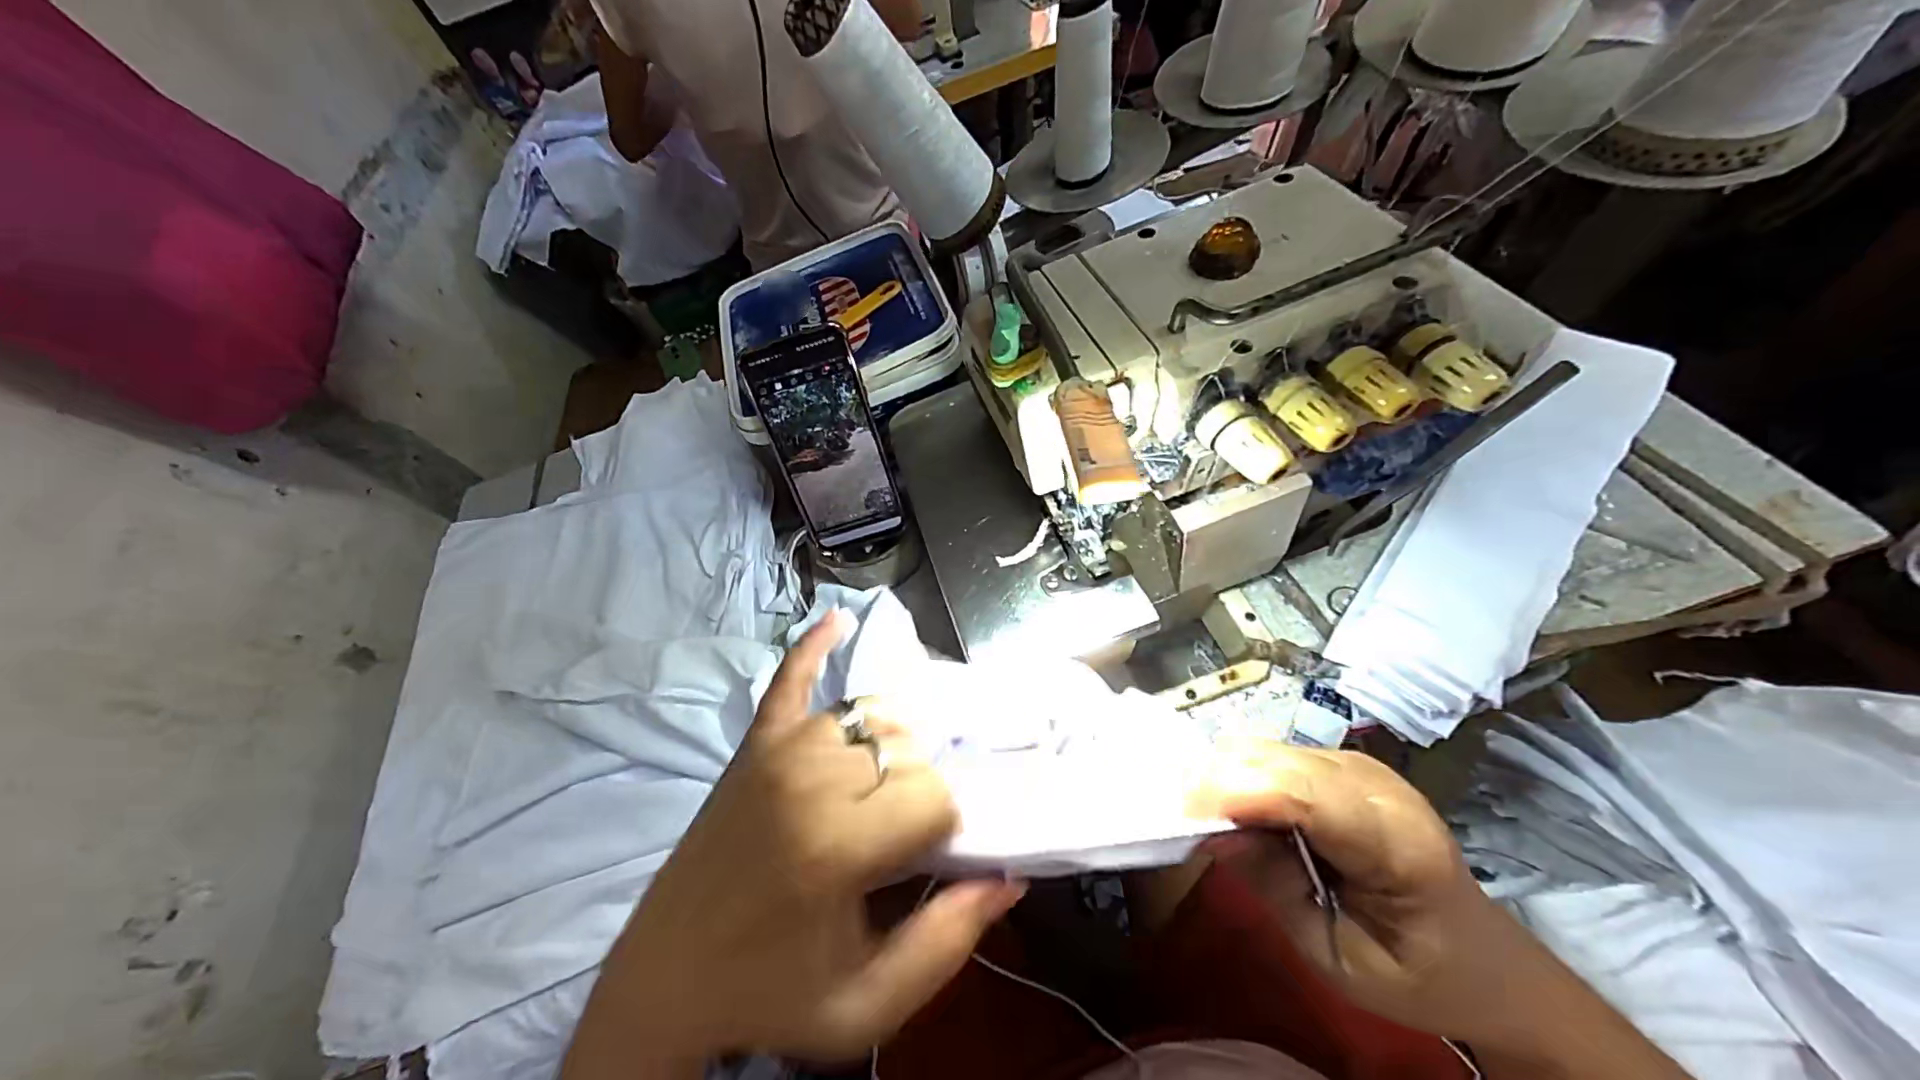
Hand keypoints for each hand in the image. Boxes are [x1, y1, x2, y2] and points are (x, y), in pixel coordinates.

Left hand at [564, 611, 1025, 1077]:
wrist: (664, 982)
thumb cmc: (771, 998)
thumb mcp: (867, 1004)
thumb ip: (948, 942)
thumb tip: (1010, 879)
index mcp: (836, 845)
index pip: (934, 795)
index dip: (945, 828)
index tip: (926, 860)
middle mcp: (807, 780)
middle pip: (909, 750)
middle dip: (921, 789)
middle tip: (901, 834)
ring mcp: (774, 754)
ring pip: (870, 717)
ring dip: (893, 744)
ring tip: (887, 783)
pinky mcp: (750, 748)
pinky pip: (787, 682)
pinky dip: (814, 648)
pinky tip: (838, 617)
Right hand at [1199, 742, 1688, 1077]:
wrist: (1481, 957)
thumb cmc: (1415, 973)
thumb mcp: (1339, 957)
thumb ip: (1275, 887)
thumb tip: (1212, 833)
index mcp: (1399, 845)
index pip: (1306, 796)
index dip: (1238, 796)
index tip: (1183, 818)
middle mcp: (1380, 788)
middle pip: (1279, 762)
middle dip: (1220, 783)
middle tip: (1185, 823)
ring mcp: (1362, 766)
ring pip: (1270, 749)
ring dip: (1227, 775)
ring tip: (1205, 817)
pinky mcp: (1344, 762)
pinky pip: (1276, 753)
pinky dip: (1244, 773)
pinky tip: (1236, 806)